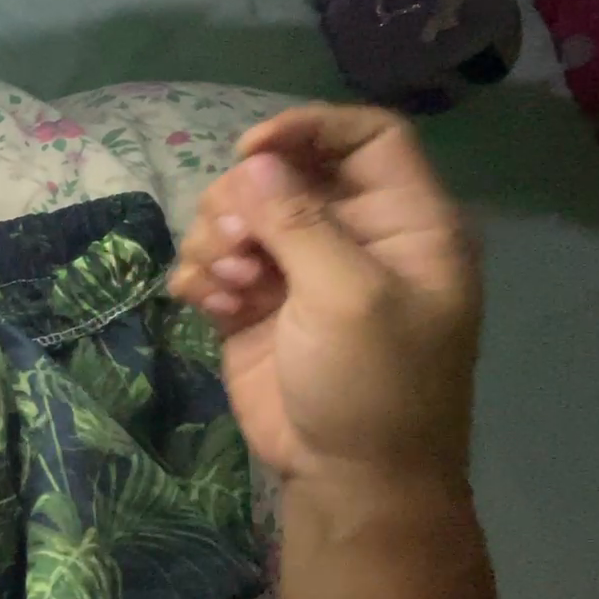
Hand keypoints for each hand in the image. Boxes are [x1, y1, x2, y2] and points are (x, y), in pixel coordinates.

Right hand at [167, 106, 480, 490]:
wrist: (342, 467)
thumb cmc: (373, 382)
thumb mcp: (346, 298)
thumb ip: (300, 226)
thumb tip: (251, 165)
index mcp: (400, 223)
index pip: (364, 139)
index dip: (306, 130)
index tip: (246, 151)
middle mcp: (345, 237)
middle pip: (278, 178)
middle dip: (240, 205)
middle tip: (236, 247)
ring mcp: (291, 272)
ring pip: (232, 220)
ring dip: (213, 245)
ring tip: (225, 287)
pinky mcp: (246, 303)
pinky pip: (206, 265)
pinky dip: (197, 278)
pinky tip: (207, 306)